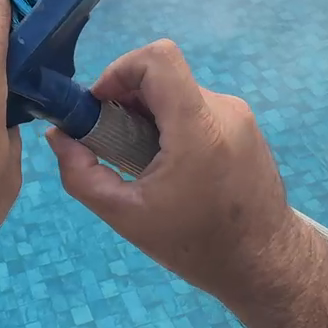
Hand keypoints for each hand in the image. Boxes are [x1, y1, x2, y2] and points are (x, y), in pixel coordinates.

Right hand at [47, 40, 317, 305]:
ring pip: (176, 93)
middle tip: (112, 142)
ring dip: (148, 115)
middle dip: (126, 100)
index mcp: (197, 127)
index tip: (102, 105)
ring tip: (142, 162)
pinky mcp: (245, 127)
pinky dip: (171, 124)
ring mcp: (239, 116)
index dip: (120, 70)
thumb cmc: (197, 245)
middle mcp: (222, 109)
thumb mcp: (126, 217)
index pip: (158, 59)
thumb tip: (59, 136)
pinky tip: (170, 167)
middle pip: (161, 77)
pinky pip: (195, 107)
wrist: (269, 268)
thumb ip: (82, 174)